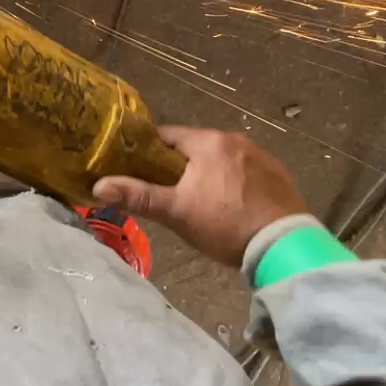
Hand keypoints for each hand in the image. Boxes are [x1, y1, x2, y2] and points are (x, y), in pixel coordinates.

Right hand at [92, 126, 306, 265]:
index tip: (138, 170)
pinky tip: (230, 205)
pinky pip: (244, 171)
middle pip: (193, 147)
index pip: (166, 136)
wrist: (287, 249)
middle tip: (166, 191)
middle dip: (178, 165)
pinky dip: (232, 182)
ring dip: (206, 173)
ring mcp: (261, 157)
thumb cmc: (225, 224)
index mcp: (208, 142)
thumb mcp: (176, 211)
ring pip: (219, 159)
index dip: (148, 152)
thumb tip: (98, 187)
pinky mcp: (279, 176)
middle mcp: (235, 140)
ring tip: (198, 200)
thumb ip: (137, 196)